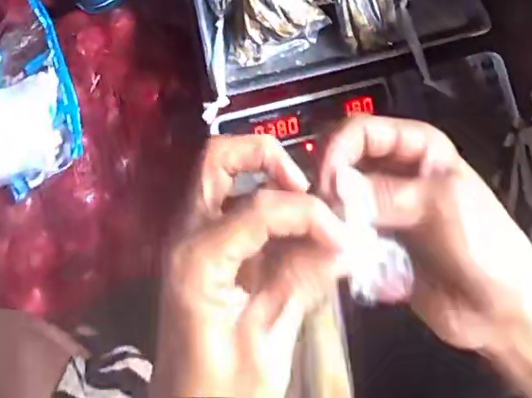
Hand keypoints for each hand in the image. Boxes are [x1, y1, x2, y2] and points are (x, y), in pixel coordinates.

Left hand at [152, 136, 349, 397]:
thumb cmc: (221, 394)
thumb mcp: (267, 346)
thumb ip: (300, 283)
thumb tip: (346, 242)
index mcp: (197, 257)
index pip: (257, 205)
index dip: (307, 212)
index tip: (343, 236)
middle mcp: (185, 231)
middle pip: (219, 157)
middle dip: (267, 157)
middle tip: (306, 190)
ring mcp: (189, 234)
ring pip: (221, 170)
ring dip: (263, 172)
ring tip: (305, 205)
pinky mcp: (201, 245)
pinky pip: (229, 199)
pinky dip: (261, 198)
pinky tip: (293, 228)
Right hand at [317, 116, 531, 355]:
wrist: (505, 316)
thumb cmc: (487, 248)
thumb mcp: (441, 206)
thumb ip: (387, 192)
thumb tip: (337, 186)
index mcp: (416, 146)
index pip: (361, 130)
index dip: (339, 148)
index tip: (327, 178)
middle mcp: (394, 169)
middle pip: (343, 159)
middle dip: (329, 181)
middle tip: (322, 207)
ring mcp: (382, 206)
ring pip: (338, 196)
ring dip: (331, 214)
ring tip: (332, 235)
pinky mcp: (375, 240)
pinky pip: (343, 231)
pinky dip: (338, 240)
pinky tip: (343, 254)